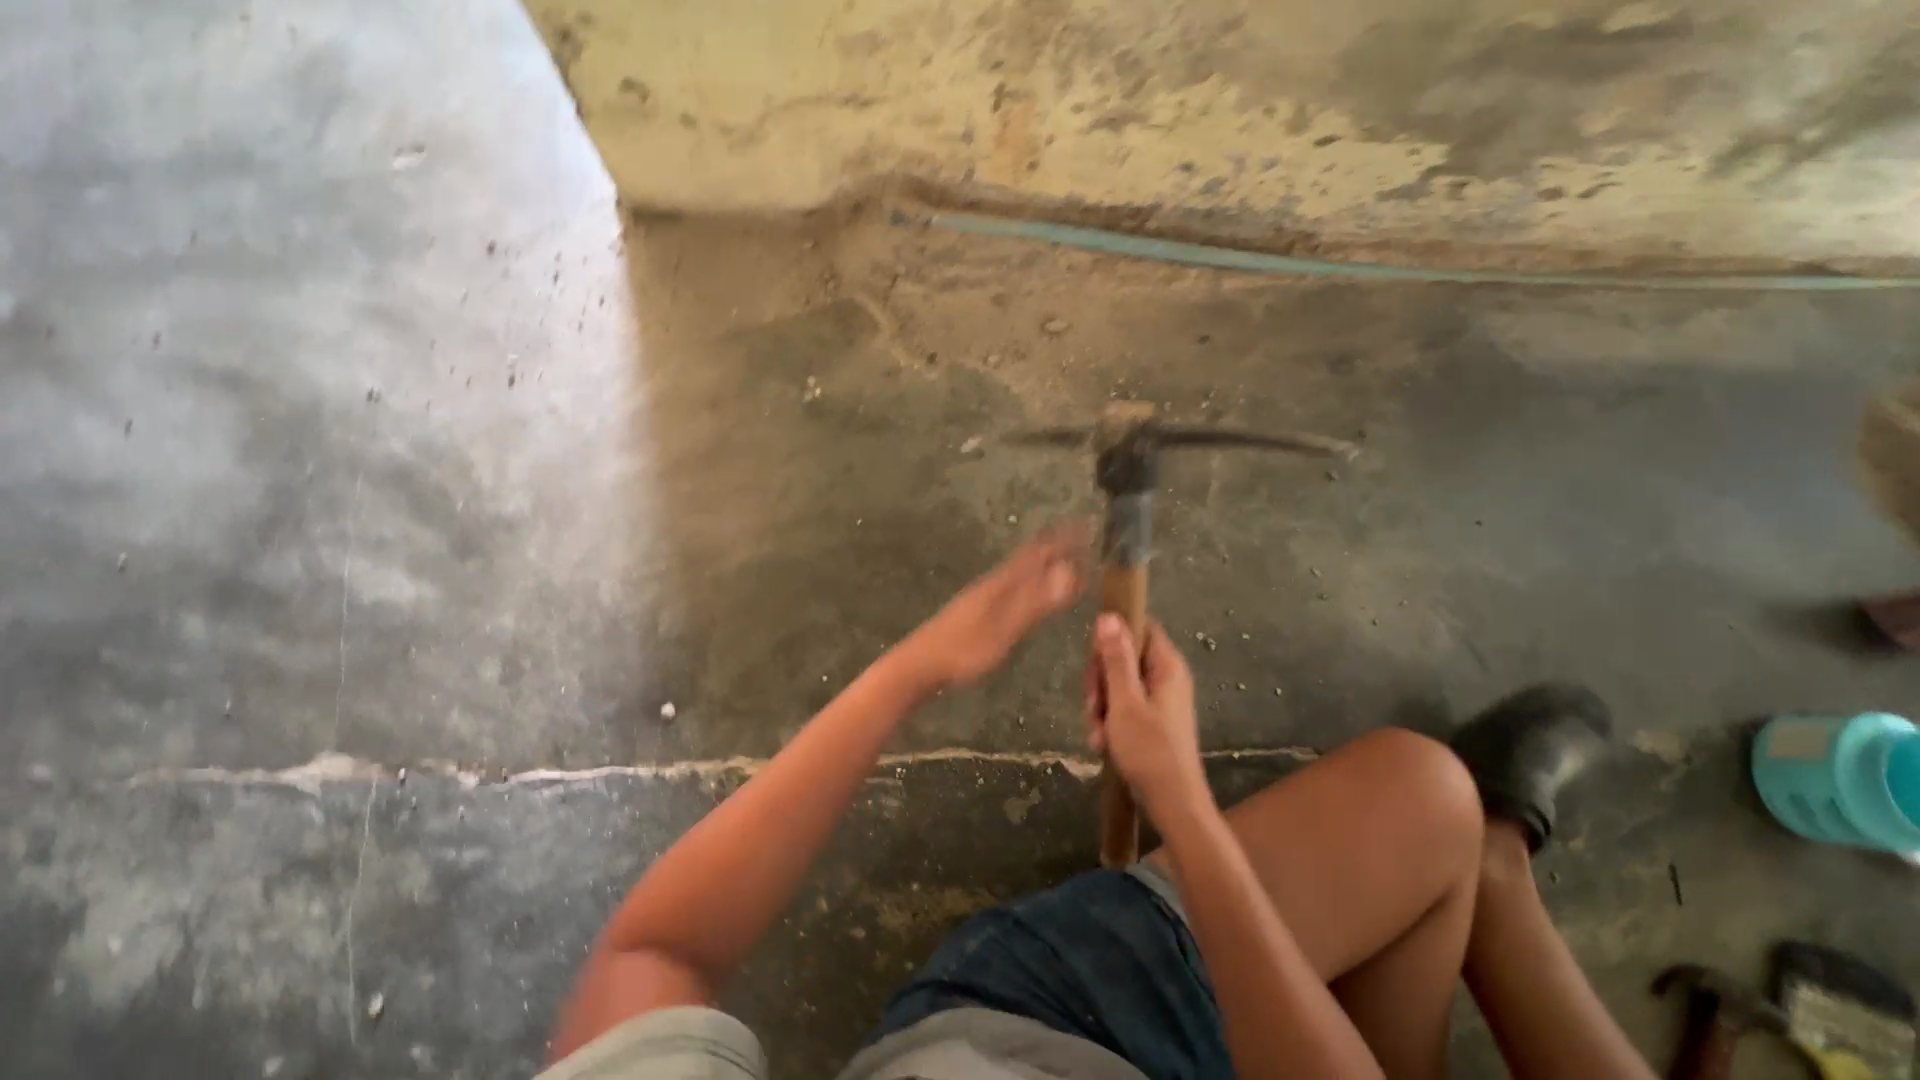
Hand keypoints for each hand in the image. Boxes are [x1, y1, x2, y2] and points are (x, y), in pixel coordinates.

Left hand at [893, 523, 1088, 689]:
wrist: (919, 666)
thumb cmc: (963, 650)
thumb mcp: (1004, 628)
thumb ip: (1035, 601)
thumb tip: (1070, 571)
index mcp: (1002, 583)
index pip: (1039, 553)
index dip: (1063, 539)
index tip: (1088, 525)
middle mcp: (994, 583)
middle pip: (1029, 558)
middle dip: (1056, 546)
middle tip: (1082, 536)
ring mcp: (983, 597)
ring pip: (1020, 572)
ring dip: (1043, 563)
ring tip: (1063, 560)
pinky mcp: (976, 612)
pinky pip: (1012, 587)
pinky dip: (1030, 581)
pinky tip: (1028, 593)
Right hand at [1086, 615, 1208, 817]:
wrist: (1173, 803)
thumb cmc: (1150, 751)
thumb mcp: (1125, 702)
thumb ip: (1115, 659)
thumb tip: (1108, 616)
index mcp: (1167, 666)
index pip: (1139, 627)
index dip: (1113, 637)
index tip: (1093, 659)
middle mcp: (1166, 677)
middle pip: (1123, 657)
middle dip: (1100, 681)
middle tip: (1091, 705)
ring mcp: (1159, 700)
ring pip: (1118, 685)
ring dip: (1100, 706)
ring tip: (1096, 733)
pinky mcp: (1151, 721)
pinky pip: (1123, 708)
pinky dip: (1109, 722)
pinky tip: (1101, 743)